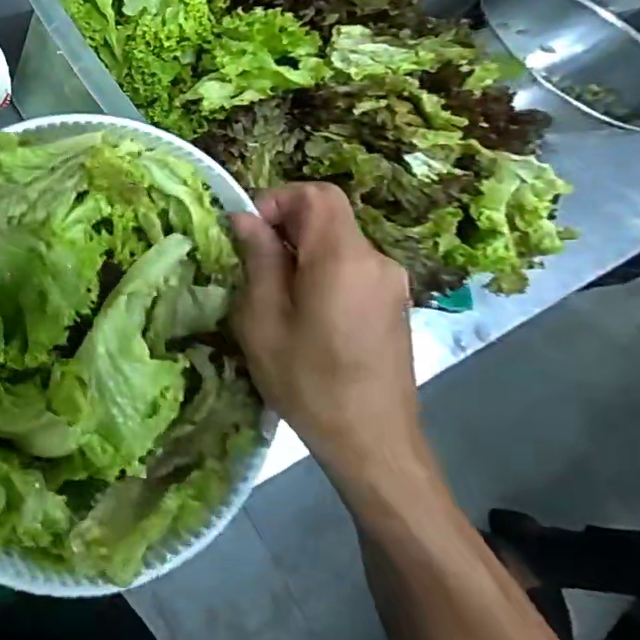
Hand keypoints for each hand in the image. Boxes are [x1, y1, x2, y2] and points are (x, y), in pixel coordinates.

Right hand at [229, 183, 419, 474]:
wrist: (375, 444)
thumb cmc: (311, 385)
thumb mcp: (264, 323)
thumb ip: (258, 261)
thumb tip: (245, 218)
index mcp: (343, 258)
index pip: (316, 195)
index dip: (279, 199)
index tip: (250, 232)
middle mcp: (375, 259)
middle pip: (329, 216)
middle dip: (287, 226)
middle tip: (256, 264)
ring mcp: (391, 281)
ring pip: (340, 241)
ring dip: (305, 251)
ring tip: (277, 294)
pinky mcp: (394, 302)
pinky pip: (354, 266)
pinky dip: (325, 270)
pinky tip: (308, 312)